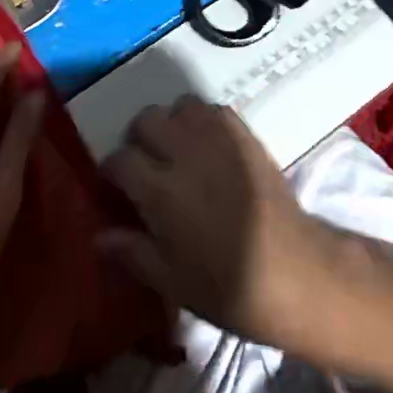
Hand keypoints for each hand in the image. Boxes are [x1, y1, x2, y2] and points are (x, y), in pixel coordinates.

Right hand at [100, 98, 370, 351]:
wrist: (293, 270)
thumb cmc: (227, 286)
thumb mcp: (171, 281)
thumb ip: (133, 252)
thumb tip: (99, 235)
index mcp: (160, 192)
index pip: (119, 160)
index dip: (112, 172)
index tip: (117, 187)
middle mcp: (186, 154)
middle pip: (147, 120)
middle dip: (139, 138)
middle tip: (147, 164)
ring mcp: (220, 140)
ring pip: (181, 106)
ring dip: (173, 123)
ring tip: (177, 149)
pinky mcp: (248, 136)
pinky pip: (216, 110)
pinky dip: (205, 119)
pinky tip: (208, 143)